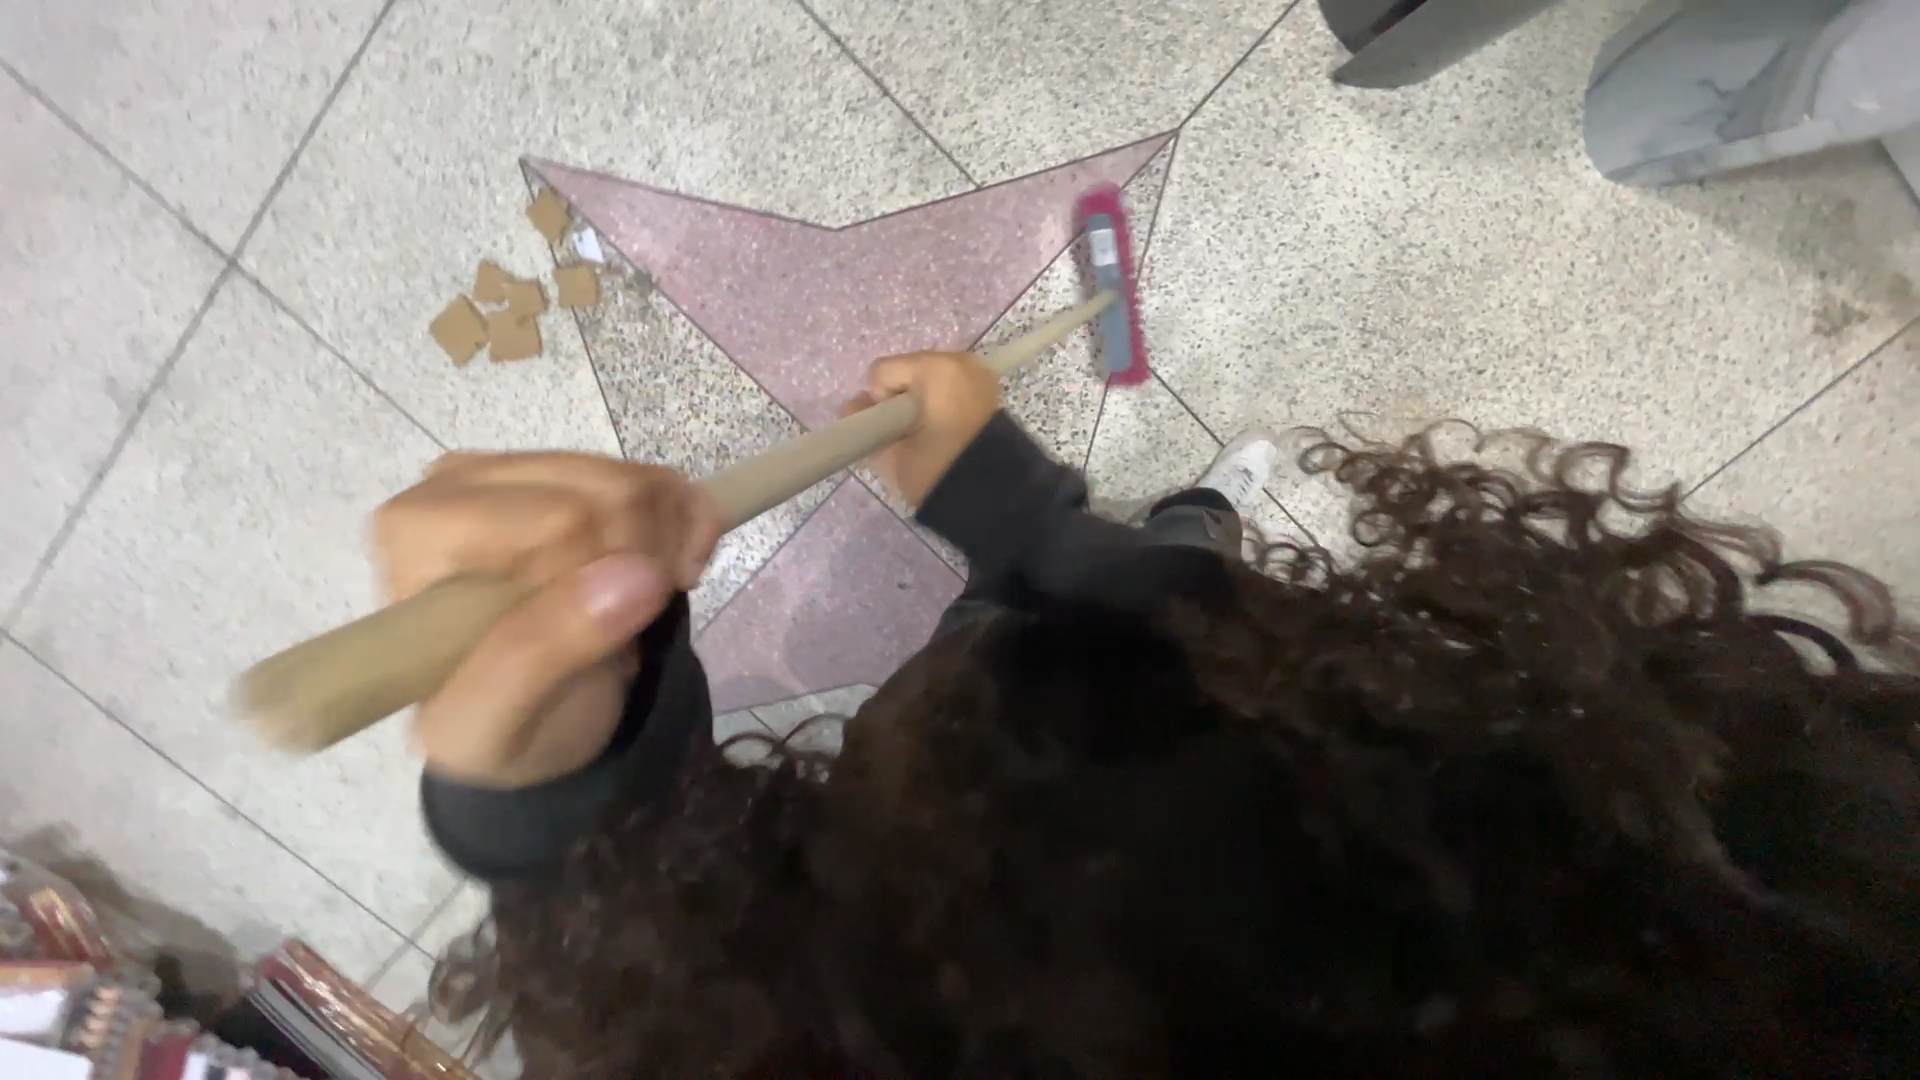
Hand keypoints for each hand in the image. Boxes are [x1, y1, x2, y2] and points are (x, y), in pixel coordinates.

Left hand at [374, 452, 720, 787]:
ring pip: (645, 482)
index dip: (605, 579)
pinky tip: (672, 569)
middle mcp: (465, 481)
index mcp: (421, 528)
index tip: (605, 635)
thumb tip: (637, 576)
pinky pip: (666, 479)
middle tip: (629, 622)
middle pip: (610, 490)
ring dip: (670, 549)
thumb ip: (541, 652)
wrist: (537, 719)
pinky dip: (691, 526)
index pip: (564, 519)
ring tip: (647, 602)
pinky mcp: (581, 475)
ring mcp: (529, 471)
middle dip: (644, 562)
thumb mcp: (495, 721)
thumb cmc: (502, 722)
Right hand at [840, 351, 999, 505]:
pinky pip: (951, 394)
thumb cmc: (938, 471)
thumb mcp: (891, 454)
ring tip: (927, 440)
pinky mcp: (990, 395)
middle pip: (909, 374)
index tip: (892, 432)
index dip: (878, 404)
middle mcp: (961, 363)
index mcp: (936, 368)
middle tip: (908, 438)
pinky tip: (943, 436)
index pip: (883, 373)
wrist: (996, 499)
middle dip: (901, 403)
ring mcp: (980, 377)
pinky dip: (941, 409)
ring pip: (930, 385)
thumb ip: (863, 424)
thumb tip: (851, 408)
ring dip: (921, 407)